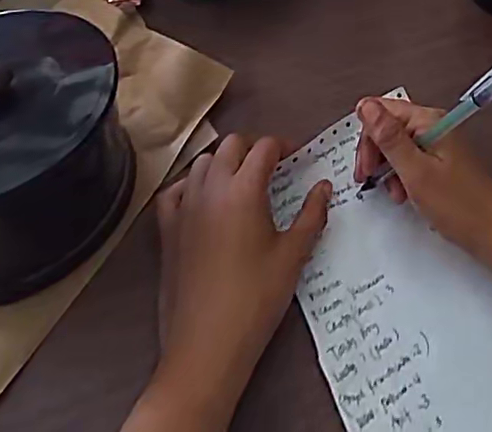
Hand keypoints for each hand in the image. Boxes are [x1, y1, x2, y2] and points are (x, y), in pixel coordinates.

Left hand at [153, 134, 329, 410]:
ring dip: (224, 161)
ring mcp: (185, 206)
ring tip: (242, 180)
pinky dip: (192, 184)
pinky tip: (204, 199)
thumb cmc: (256, 299)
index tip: (297, 156)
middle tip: (273, 165)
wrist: (206, 347)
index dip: (284, 145)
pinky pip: (176, 190)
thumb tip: (324, 186)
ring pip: (203, 162)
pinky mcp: (167, 228)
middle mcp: (211, 187)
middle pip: (232, 144)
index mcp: (244, 188)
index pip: (265, 147)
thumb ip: (312, 214)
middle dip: (254, 147)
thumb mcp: (293, 256)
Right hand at [353, 96, 491, 256]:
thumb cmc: (458, 205)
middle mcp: (434, 125)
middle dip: (376, 152)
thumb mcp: (415, 171)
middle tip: (370, 178)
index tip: (364, 165)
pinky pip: (411, 159)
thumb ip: (388, 137)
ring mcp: (439, 142)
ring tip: (394, 192)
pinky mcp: (441, 160)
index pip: (384, 110)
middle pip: (390, 126)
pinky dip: (402, 175)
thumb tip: (366, 105)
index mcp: (429, 120)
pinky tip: (405, 193)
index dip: (368, 136)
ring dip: (388, 167)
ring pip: (398, 144)